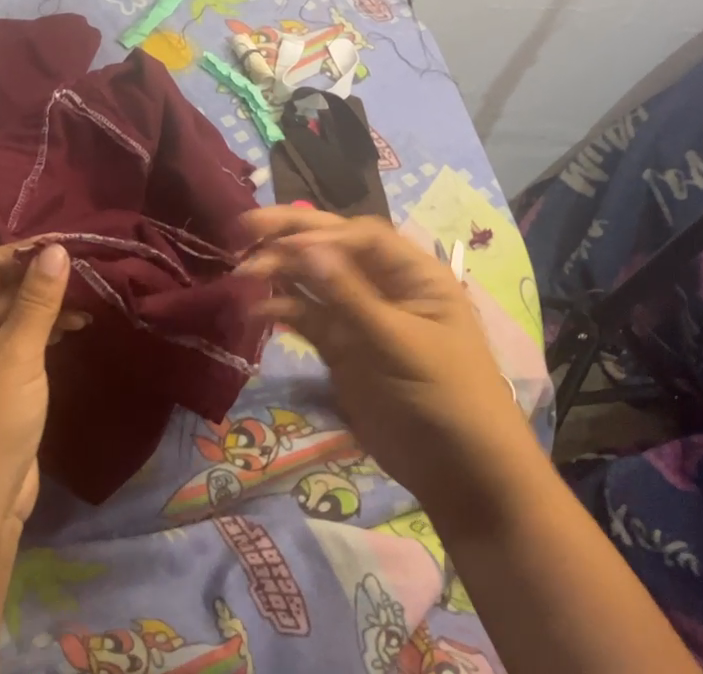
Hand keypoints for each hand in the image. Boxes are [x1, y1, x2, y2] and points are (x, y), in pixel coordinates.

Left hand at [0, 244, 82, 524]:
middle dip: (39, 277)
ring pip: (11, 313)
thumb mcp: (18, 354)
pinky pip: (18, 340)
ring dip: (46, 304)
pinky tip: (77, 325)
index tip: (70, 246)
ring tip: (91, 297)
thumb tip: (57, 249)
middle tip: (89, 268)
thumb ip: (38, 299)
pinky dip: (44, 329)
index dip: (24, 252)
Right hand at [238, 207, 536, 522]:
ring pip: (311, 280)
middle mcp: (383, 287)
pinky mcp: (339, 347)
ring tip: (241, 272)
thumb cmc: (446, 397)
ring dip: (278, 272)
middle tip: (244, 229)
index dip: (319, 234)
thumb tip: (303, 246)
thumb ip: (348, 296)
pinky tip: (254, 310)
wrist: (461, 472)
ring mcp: (358, 317)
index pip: (359, 238)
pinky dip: (279, 310)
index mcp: (413, 275)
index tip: (281, 246)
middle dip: (288, 236)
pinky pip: (305, 317)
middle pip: (331, 249)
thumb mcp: (399, 343)